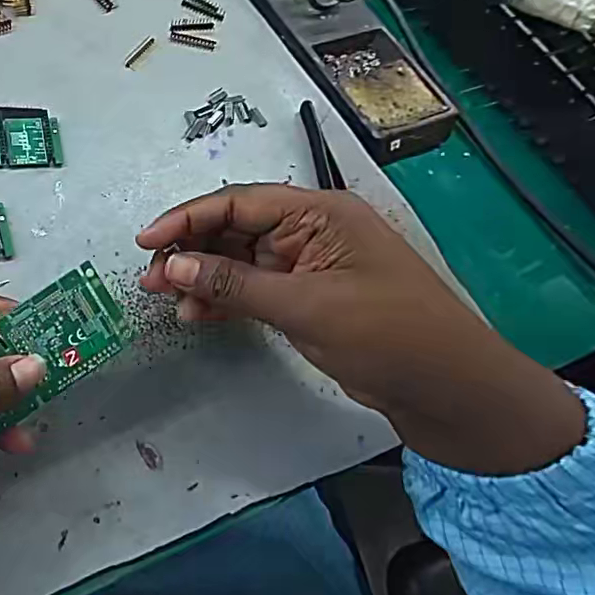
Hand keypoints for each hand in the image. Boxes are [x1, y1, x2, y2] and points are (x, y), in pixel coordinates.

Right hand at [135, 184, 582, 473]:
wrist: (449, 390)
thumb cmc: (386, 334)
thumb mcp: (304, 305)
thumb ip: (233, 282)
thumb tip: (172, 265)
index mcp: (318, 214)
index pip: (238, 203)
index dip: (186, 218)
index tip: (145, 241)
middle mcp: (309, 231)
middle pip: (233, 230)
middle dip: (189, 252)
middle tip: (150, 280)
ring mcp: (306, 266)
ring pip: (238, 262)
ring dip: (202, 279)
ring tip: (167, 301)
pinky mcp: (305, 298)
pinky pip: (251, 289)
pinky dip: (224, 300)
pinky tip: (197, 315)